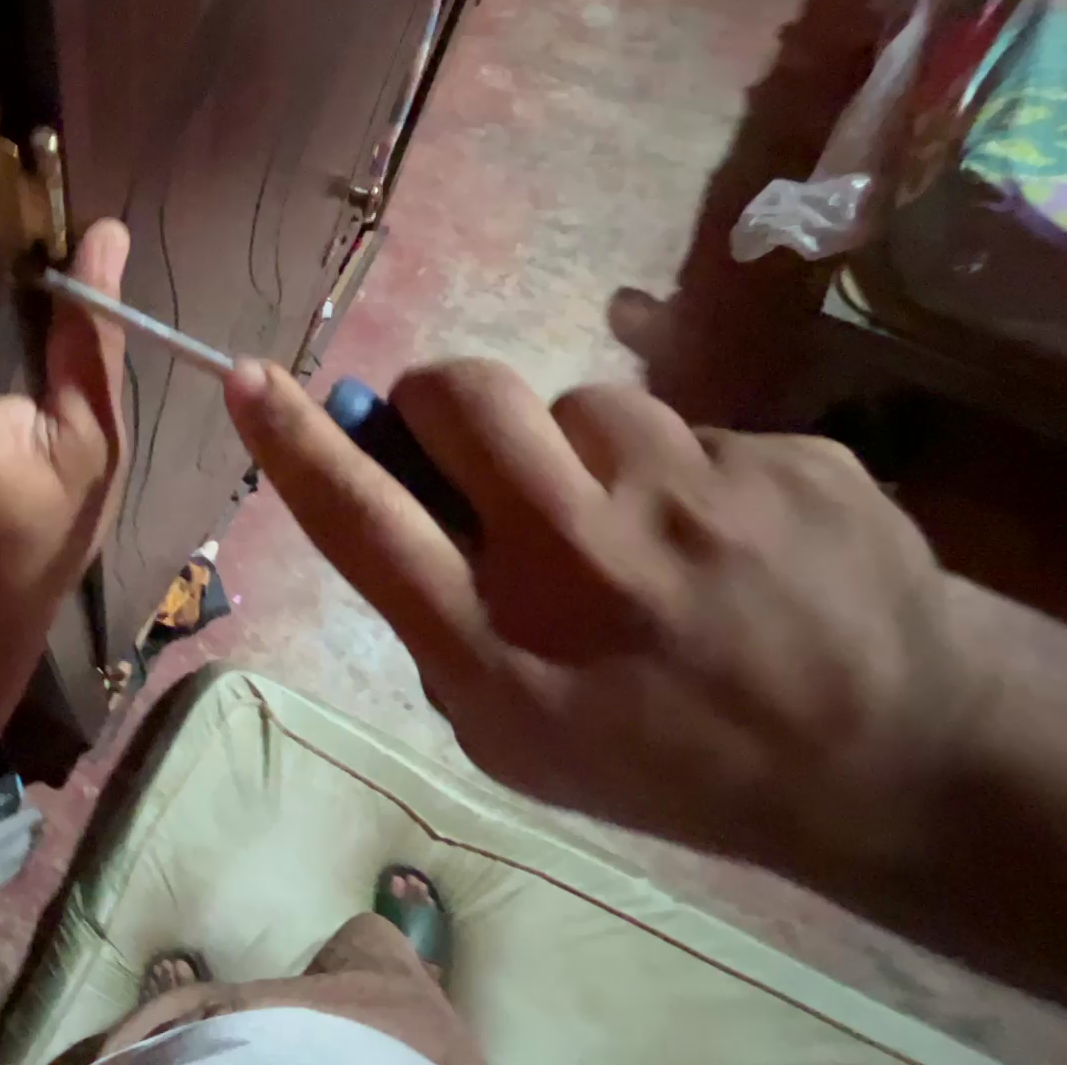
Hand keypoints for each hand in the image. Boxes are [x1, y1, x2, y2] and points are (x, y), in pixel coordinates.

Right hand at [225, 358, 987, 871]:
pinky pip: (683, 429)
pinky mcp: (786, 462)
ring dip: (577, 453)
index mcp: (491, 645)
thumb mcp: (504, 731)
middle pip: (463, 397)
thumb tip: (402, 503)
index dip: (294, 444)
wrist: (892, 762)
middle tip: (473, 449)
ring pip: (580, 406)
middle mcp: (575, 562)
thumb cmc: (651, 756)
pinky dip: (674, 471)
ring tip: (634, 524)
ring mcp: (691, 503)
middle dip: (441, 401)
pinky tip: (722, 533)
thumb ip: (433, 619)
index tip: (247, 377)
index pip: (361, 521)